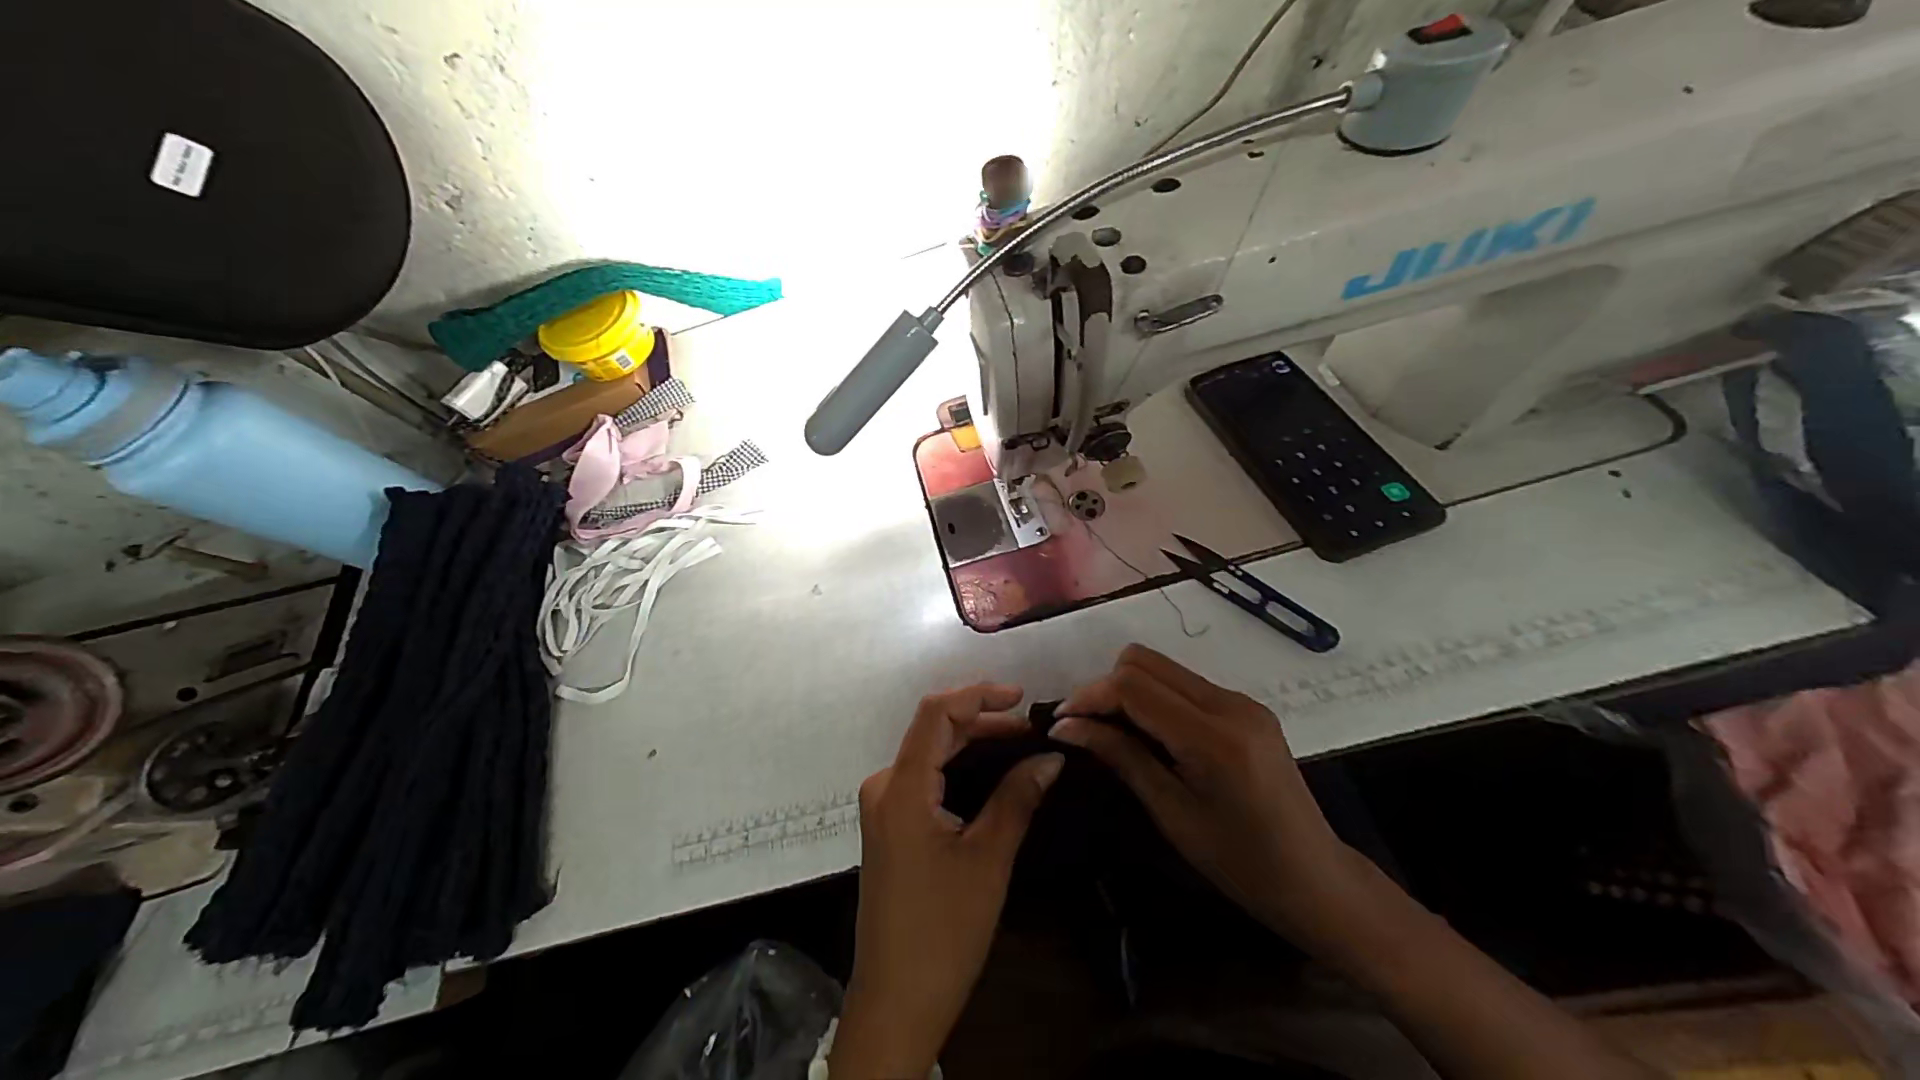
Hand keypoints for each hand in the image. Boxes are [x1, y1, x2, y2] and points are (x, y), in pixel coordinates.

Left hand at [830, 685, 1063, 1078]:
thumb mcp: (987, 860)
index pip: (936, 715)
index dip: (978, 694)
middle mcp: (884, 787)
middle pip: (932, 731)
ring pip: (929, 754)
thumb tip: (1052, 758)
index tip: (1022, 697)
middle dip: (982, 720)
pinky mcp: (890, 826)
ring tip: (1020, 744)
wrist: (896, 1000)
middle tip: (1032, 727)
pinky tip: (991, 772)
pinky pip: (924, 778)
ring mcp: (883, 807)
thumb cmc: (943, 930)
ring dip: (971, 742)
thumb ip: (1017, 799)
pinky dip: (958, 766)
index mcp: (901, 788)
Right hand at [1051, 644, 1365, 948]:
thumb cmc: (1238, 862)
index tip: (1060, 723)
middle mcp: (1229, 704)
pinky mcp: (1246, 707)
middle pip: (1145, 661)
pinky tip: (1148, 733)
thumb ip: (1121, 757)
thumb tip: (1067, 726)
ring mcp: (1242, 701)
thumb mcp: (1171, 813)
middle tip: (1085, 727)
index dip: (1089, 696)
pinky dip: (1154, 697)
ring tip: (1111, 731)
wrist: (1315, 878)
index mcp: (1212, 737)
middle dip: (1105, 686)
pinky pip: (1184, 683)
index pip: (1133, 686)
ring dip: (1128, 688)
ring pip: (1163, 666)